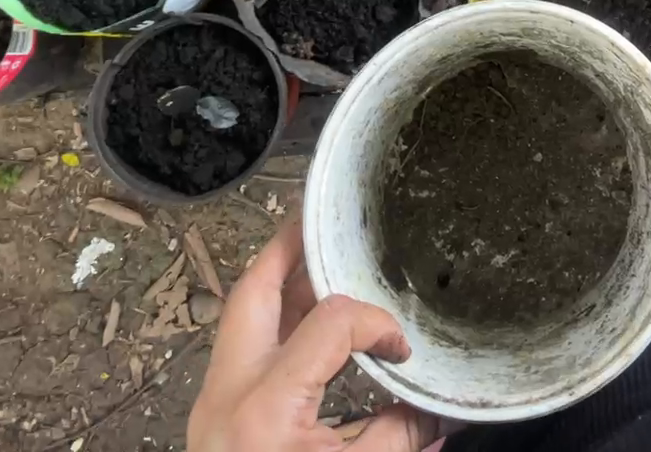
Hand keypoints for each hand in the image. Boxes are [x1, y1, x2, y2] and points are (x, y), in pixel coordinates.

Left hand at [189, 217, 438, 451]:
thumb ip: (397, 438)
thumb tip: (437, 413)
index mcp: (265, 408)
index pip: (332, 322)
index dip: (377, 323)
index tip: (402, 348)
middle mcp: (228, 395)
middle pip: (252, 292)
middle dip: (291, 248)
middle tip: (328, 220)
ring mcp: (213, 406)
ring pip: (243, 316)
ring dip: (285, 283)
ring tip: (324, 261)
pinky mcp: (216, 420)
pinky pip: (246, 348)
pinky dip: (280, 322)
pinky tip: (310, 321)